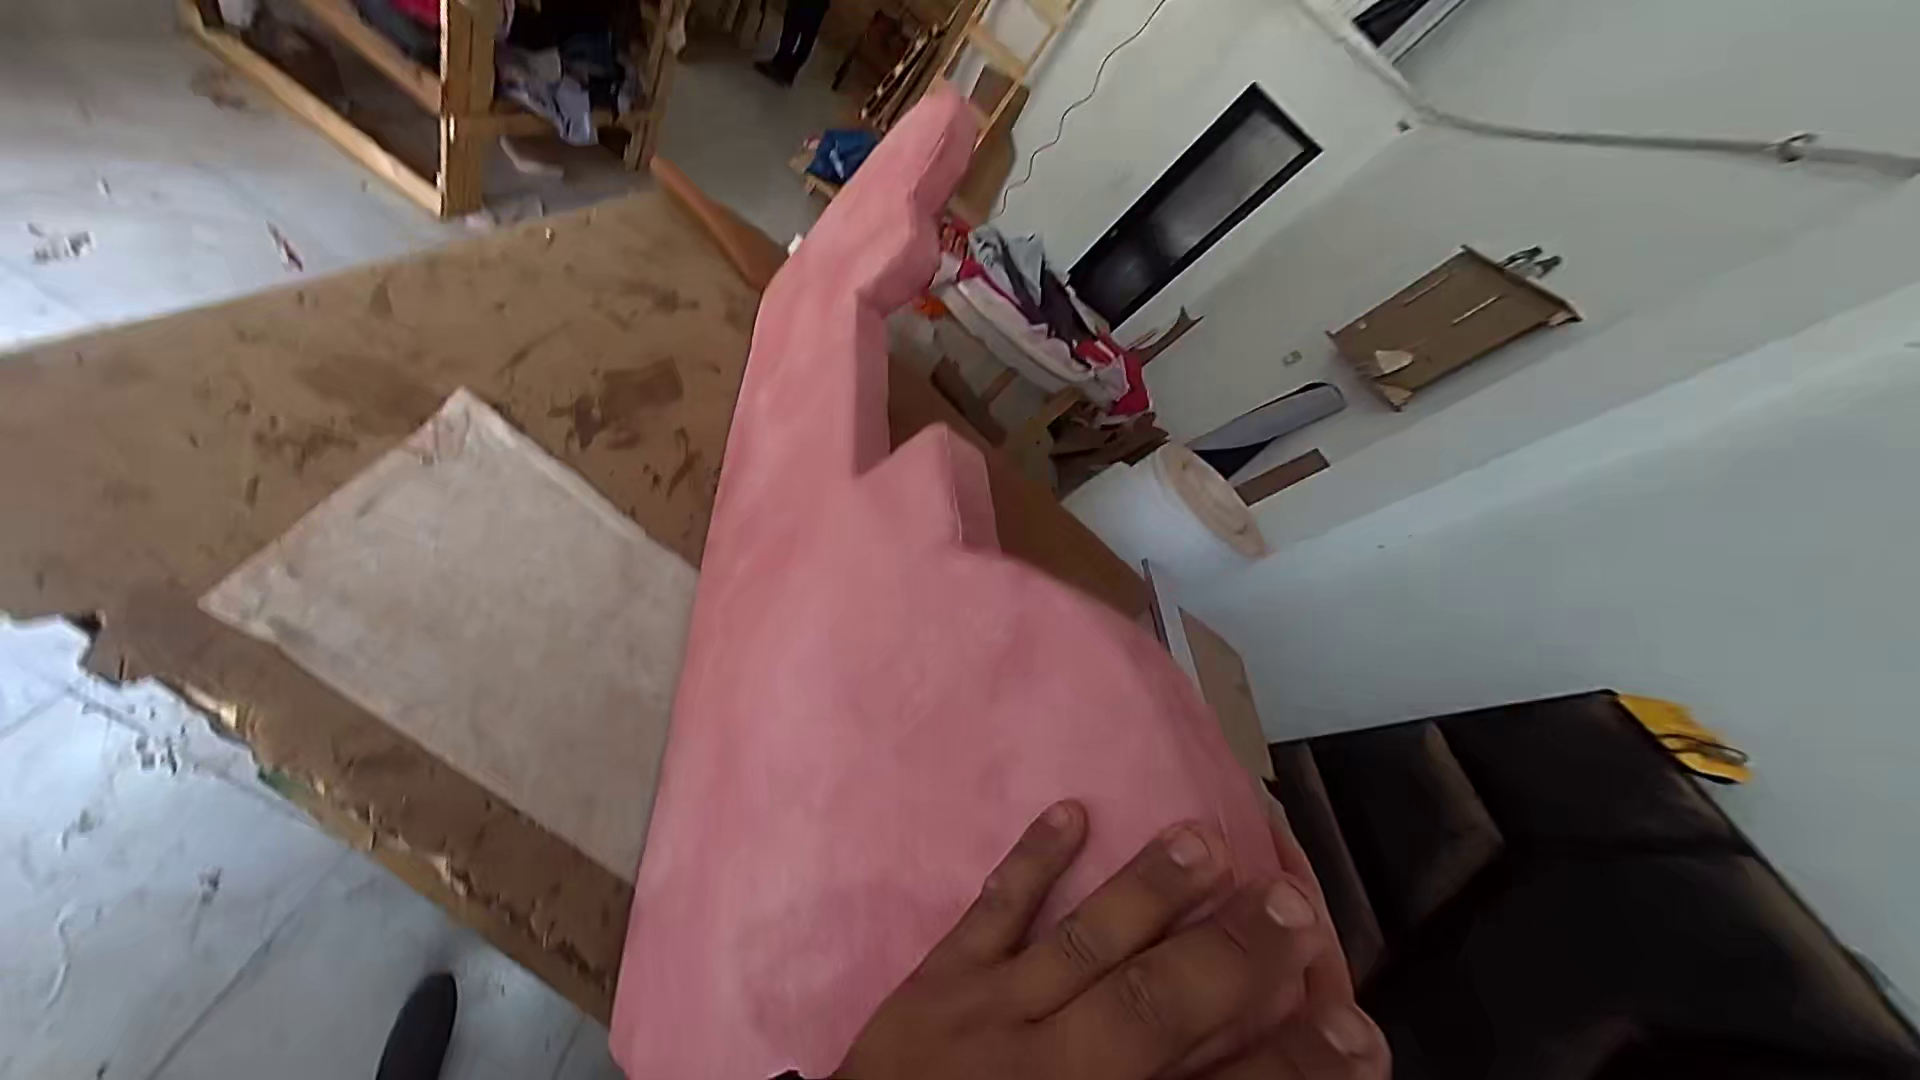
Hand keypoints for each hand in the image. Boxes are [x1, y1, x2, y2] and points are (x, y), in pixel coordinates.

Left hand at [834, 800, 1387, 1079]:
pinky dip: (1030, 860)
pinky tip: (1069, 810)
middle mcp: (1052, 1064)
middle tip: (1292, 899)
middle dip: (1228, 953)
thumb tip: (1222, 1066)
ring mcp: (990, 1010)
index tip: (1354, 1023)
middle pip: (1154, 1004)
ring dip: (1145, 890)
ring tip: (1202, 837)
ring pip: (1081, 941)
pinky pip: (992, 909)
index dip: (1290, 1065)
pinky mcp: (943, 976)